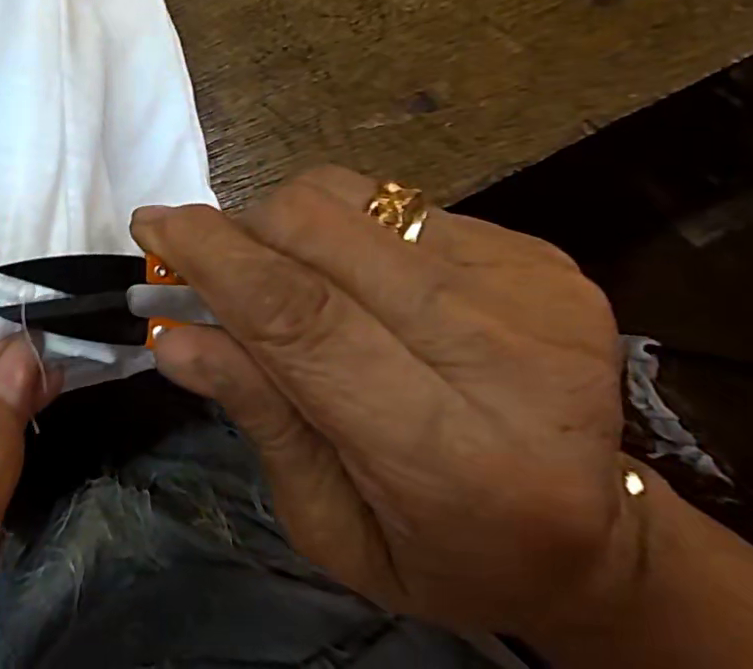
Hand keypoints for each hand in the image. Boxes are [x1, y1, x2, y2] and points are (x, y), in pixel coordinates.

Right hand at [132, 166, 632, 636]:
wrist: (598, 536)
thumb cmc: (445, 554)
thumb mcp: (330, 524)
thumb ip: (258, 414)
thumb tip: (173, 334)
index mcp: (452, 457)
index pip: (304, 319)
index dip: (217, 259)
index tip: (154, 223)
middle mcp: (503, 354)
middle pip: (325, 232)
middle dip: (243, 229)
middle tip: (213, 260)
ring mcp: (530, 288)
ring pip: (354, 198)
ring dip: (290, 222)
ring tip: (289, 273)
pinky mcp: (538, 253)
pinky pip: (398, 202)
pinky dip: (348, 228)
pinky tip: (360, 278)